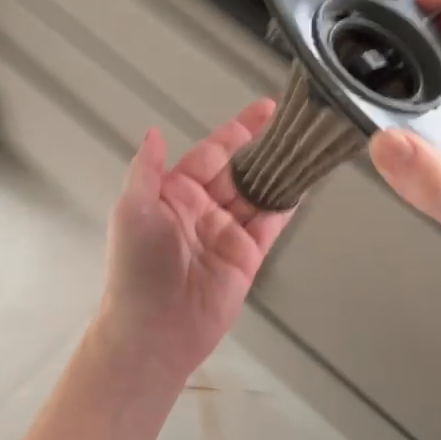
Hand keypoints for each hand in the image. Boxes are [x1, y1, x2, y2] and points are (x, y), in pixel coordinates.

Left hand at [96, 100, 295, 378]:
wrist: (154, 329)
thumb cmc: (135, 270)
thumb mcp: (132, 211)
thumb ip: (146, 170)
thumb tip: (154, 133)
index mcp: (173, 193)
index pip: (211, 152)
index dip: (237, 130)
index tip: (264, 109)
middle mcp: (202, 209)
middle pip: (241, 169)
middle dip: (267, 147)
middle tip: (297, 124)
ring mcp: (226, 232)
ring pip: (260, 193)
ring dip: (282, 171)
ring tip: (308, 146)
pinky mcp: (246, 256)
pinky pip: (270, 223)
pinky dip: (287, 203)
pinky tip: (304, 183)